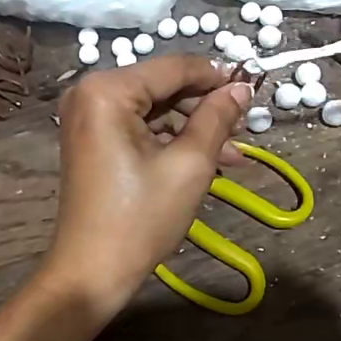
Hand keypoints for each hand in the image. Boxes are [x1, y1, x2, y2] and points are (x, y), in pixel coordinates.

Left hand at [43, 56, 252, 318]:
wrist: (91, 272)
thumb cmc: (140, 218)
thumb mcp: (190, 164)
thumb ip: (217, 118)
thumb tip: (241, 88)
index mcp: (108, 90)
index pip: (174, 68)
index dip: (217, 78)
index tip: (252, 93)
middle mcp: (90, 93)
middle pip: (163, 86)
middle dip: (205, 108)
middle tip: (244, 131)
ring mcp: (87, 117)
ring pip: (154, 108)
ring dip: (192, 128)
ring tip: (232, 155)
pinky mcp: (91, 139)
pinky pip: (138, 127)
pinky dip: (170, 140)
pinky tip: (205, 160)